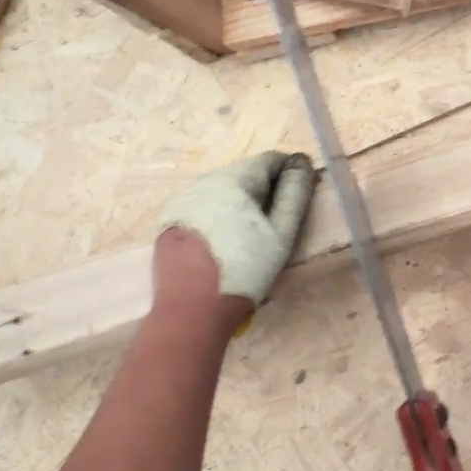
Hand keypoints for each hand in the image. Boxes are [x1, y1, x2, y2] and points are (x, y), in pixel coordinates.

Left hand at [156, 152, 315, 315]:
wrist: (190, 310)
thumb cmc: (245, 271)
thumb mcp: (280, 234)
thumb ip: (294, 195)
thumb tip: (301, 165)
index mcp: (232, 180)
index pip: (268, 159)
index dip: (289, 171)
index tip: (299, 193)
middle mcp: (202, 183)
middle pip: (242, 175)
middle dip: (263, 189)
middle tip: (278, 220)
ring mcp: (181, 202)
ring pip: (220, 192)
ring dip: (240, 203)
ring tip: (252, 234)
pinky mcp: (168, 223)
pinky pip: (202, 209)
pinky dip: (218, 216)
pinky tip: (225, 244)